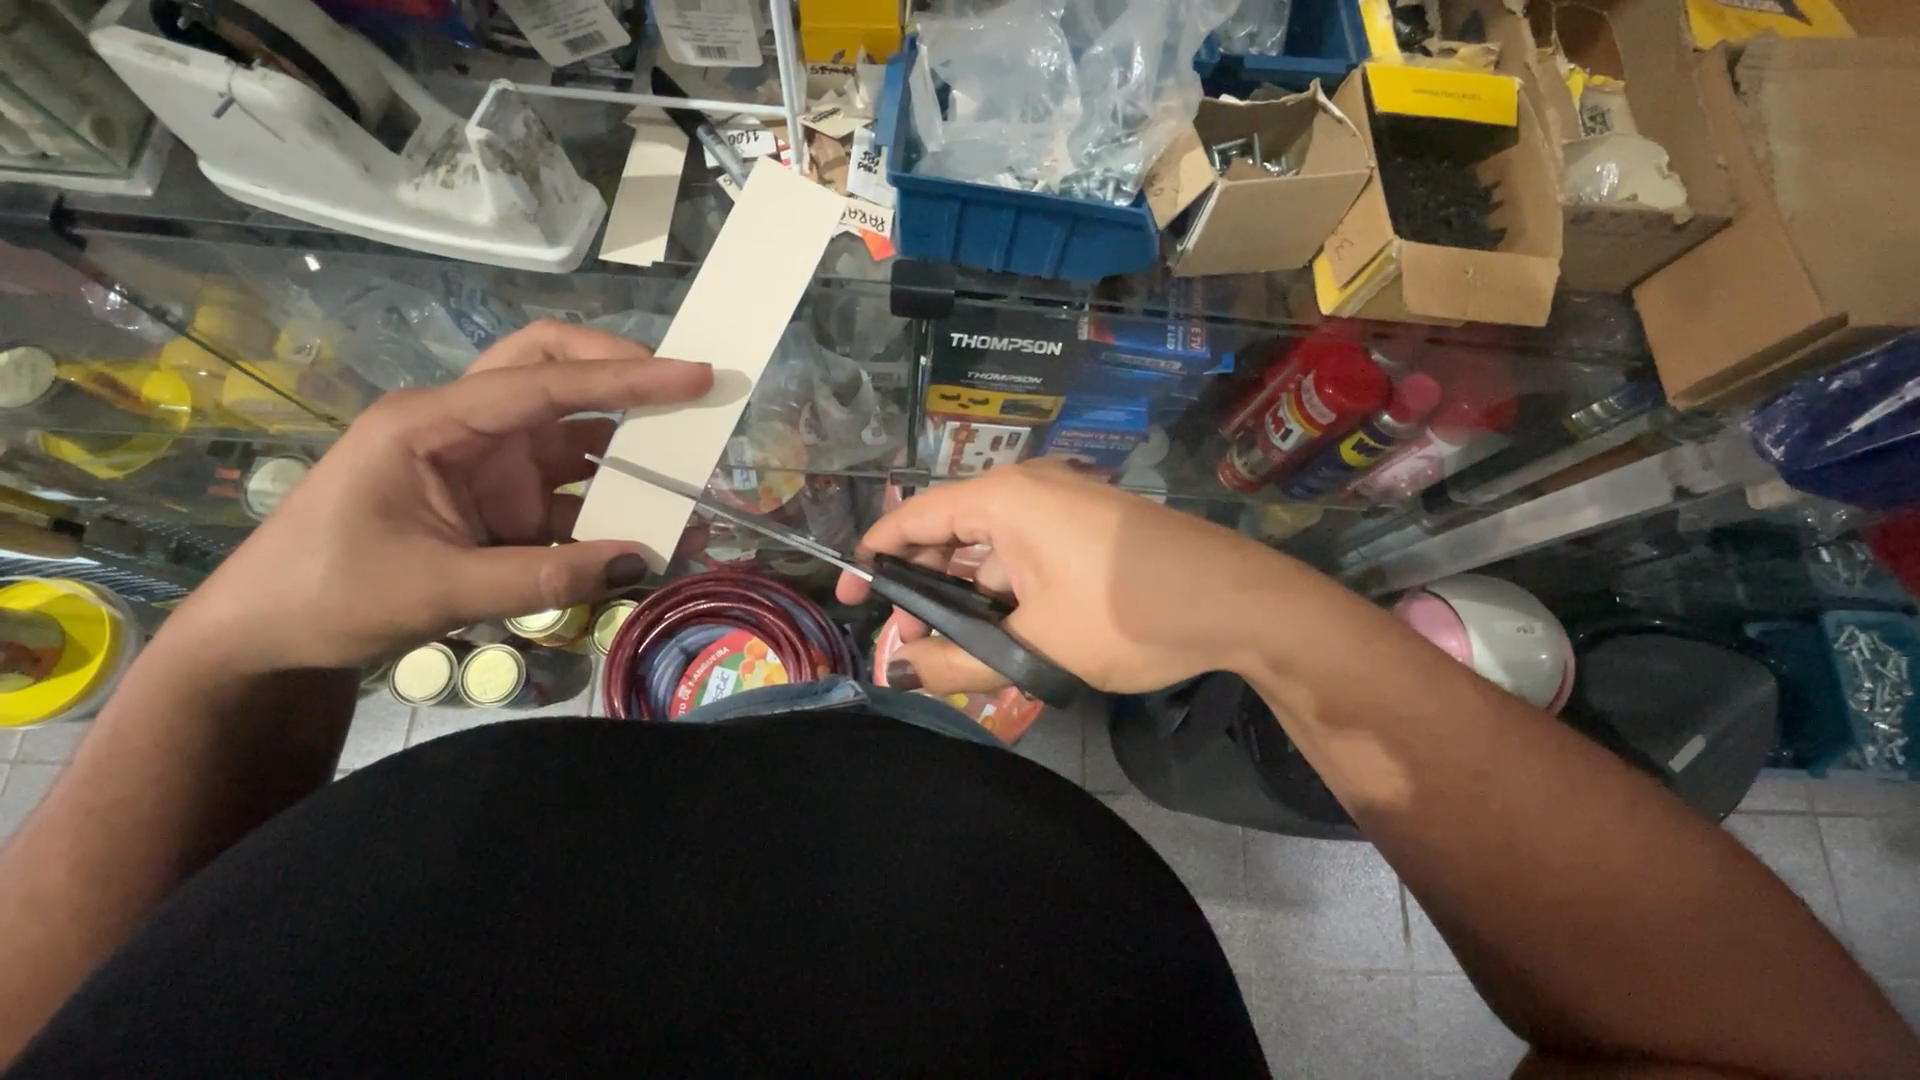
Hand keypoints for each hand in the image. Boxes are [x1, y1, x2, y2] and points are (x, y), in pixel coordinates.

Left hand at [164, 322, 712, 673]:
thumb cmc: (329, 596)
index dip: (626, 379)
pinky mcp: (499, 501)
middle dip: (620, 373)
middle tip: (686, 388)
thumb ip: (545, 575)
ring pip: (572, 433)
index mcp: (433, 423)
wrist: (269, 637)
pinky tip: (652, 528)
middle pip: (552, 369)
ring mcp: (485, 464)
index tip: (695, 377)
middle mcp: (466, 428)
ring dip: (628, 449)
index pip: (544, 383)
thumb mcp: (438, 590)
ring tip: (689, 463)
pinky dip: (612, 507)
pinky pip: (570, 492)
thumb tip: (644, 559)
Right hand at [836, 459, 1296, 694]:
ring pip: (991, 548)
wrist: (1240, 604)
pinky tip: (1002, 632)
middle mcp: (1029, 489)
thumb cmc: (1128, 616)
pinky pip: (1026, 553)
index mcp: (1005, 500)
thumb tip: (902, 672)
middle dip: (921, 587)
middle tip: (907, 642)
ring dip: (965, 595)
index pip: (914, 518)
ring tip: (952, 649)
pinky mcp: (1089, 528)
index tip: (850, 596)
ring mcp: (1064, 506)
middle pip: (950, 531)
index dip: (874, 557)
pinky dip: (1004, 590)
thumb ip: (959, 661)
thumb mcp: (1036, 647)